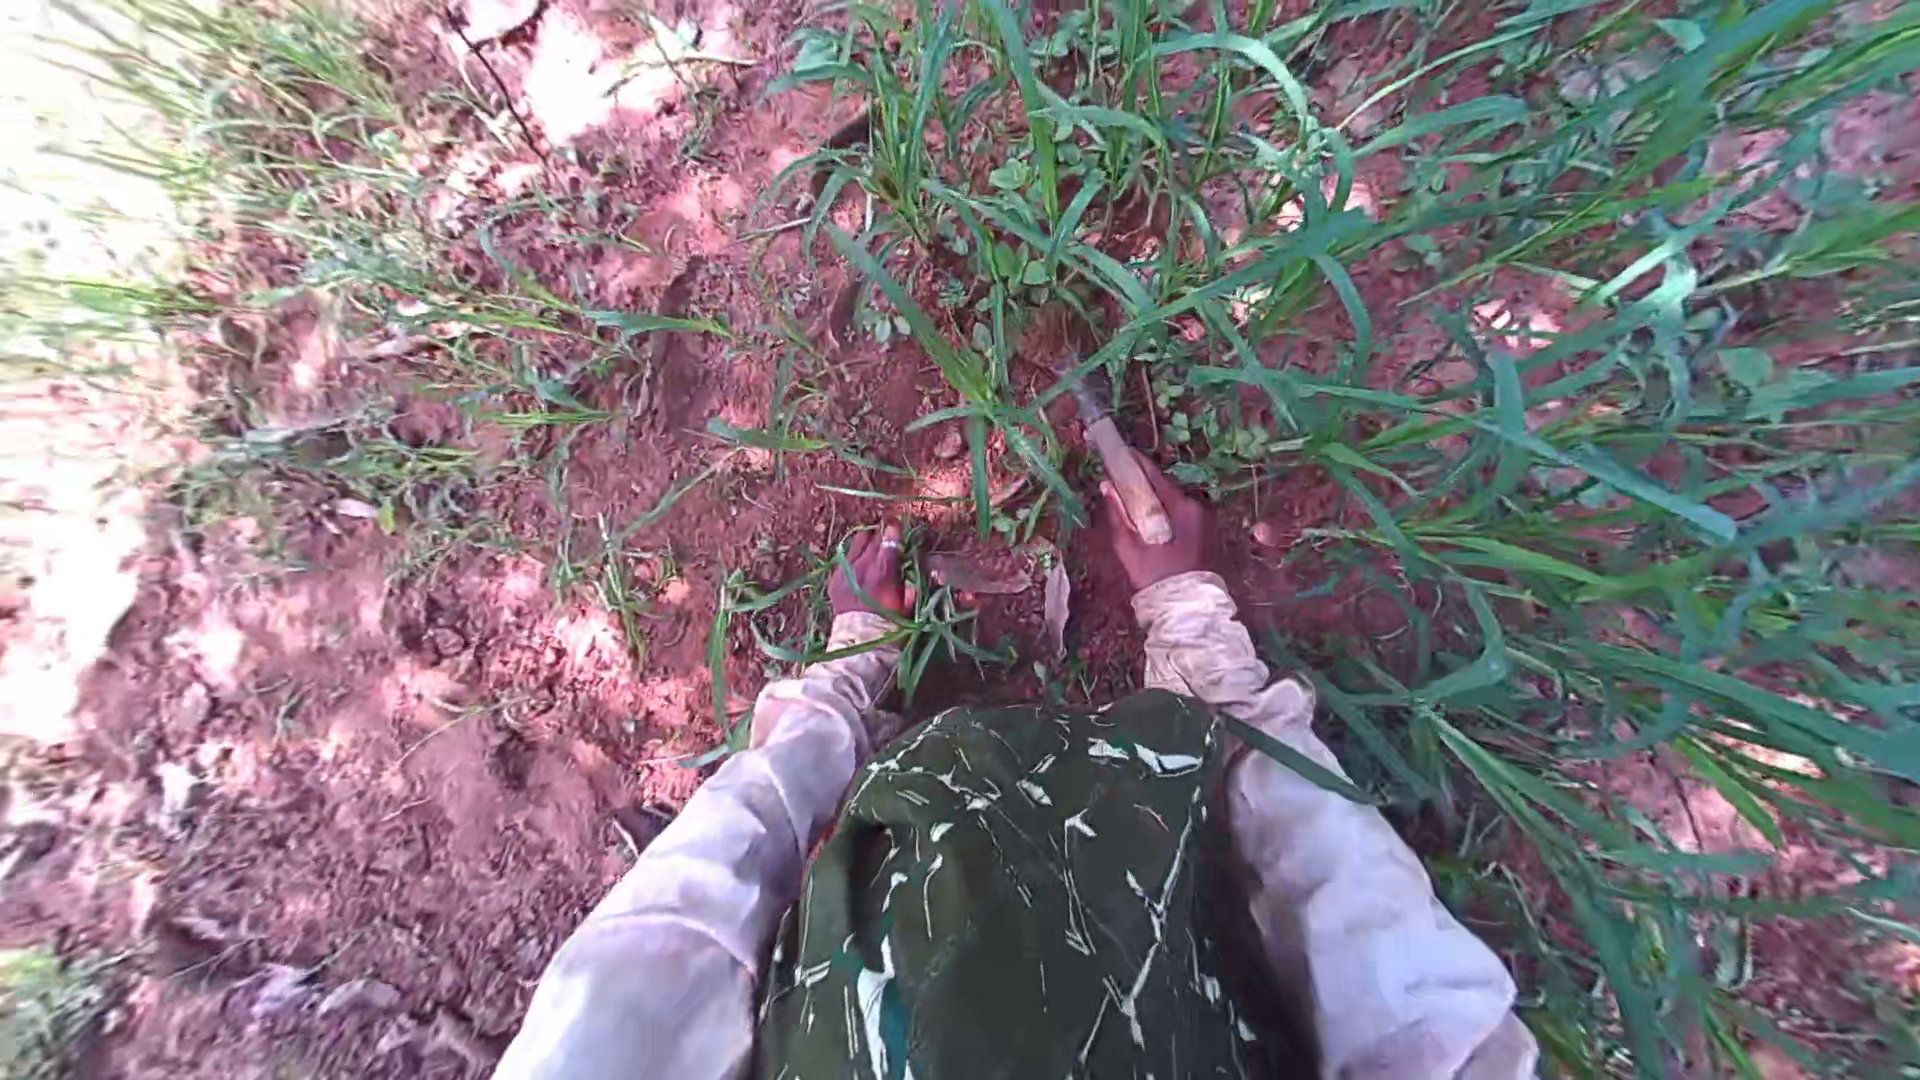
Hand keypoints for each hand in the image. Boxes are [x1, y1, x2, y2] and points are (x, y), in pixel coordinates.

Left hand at [829, 523, 909, 615]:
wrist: (861, 641)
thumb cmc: (891, 623)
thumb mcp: (909, 602)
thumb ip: (912, 580)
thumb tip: (915, 564)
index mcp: (884, 571)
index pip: (890, 539)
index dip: (896, 531)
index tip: (899, 527)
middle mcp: (863, 566)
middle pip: (874, 538)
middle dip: (882, 536)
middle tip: (888, 539)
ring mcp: (846, 571)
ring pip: (857, 542)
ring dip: (867, 541)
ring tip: (872, 544)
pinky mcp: (835, 579)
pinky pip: (844, 558)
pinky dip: (854, 556)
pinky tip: (859, 562)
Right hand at [1102, 451, 1207, 590]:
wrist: (1182, 602)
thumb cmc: (1151, 574)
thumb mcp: (1127, 544)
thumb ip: (1117, 512)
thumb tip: (1107, 486)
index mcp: (1177, 506)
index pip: (1153, 474)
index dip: (1135, 461)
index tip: (1120, 452)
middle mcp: (1194, 504)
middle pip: (1162, 484)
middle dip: (1142, 480)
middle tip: (1119, 477)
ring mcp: (1201, 515)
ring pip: (1170, 496)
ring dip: (1152, 495)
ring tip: (1131, 497)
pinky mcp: (1203, 525)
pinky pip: (1178, 508)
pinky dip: (1162, 507)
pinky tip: (1148, 515)